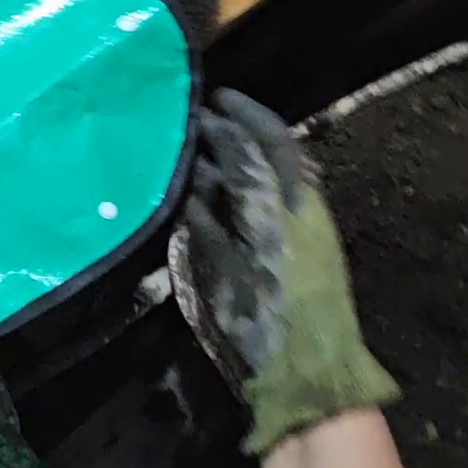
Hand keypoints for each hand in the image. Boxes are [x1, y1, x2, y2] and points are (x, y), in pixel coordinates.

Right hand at [183, 90, 397, 454]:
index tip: (215, 96)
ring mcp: (257, 236)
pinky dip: (189, 200)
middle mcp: (279, 211)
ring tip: (166, 149)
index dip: (248, 116)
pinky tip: (170, 191)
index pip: (274, 142)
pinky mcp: (233, 260)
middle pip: (247, 160)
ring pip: (226, 186)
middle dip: (216, 135)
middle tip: (178, 117)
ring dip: (199, 165)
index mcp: (298, 201)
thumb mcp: (279, 238)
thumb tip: (211, 159)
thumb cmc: (296, 305)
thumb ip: (251, 197)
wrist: (301, 371)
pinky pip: (208, 217)